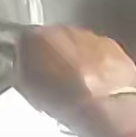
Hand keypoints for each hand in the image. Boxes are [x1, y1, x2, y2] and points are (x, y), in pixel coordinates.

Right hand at [17, 26, 135, 136]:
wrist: (102, 107)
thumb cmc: (63, 99)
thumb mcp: (27, 87)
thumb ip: (22, 67)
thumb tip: (23, 62)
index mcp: (36, 36)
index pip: (26, 38)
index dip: (28, 53)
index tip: (31, 67)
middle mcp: (63, 30)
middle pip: (55, 38)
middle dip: (55, 55)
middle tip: (55, 79)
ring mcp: (89, 37)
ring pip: (79, 45)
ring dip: (77, 60)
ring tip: (78, 86)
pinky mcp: (113, 47)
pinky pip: (101, 53)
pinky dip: (99, 65)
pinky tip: (97, 85)